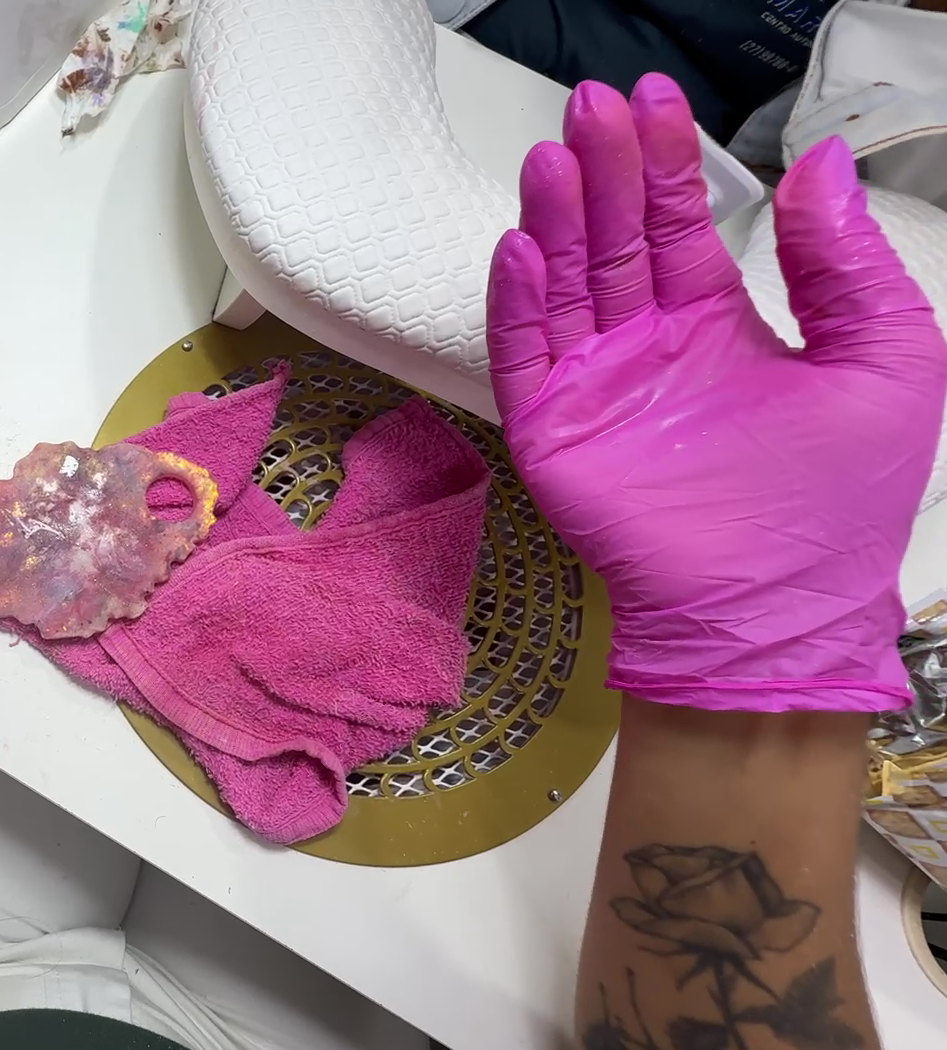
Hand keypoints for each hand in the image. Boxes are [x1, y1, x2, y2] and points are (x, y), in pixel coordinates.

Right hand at [487, 75, 945, 711]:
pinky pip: (524, 352)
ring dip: (551, 223)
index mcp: (713, 325)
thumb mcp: (884, 359)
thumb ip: (844, 265)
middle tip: (588, 107)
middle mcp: (640, 345)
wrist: (760, 595)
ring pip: (562, 286)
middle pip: (608, 243)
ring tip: (548, 159)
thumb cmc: (827, 494)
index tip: (650, 100)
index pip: (675, 227)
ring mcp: (587, 384)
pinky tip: (519, 251)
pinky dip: (518, 302)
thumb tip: (817, 167)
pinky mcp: (544, 424)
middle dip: (600, 173)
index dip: (663, 162)